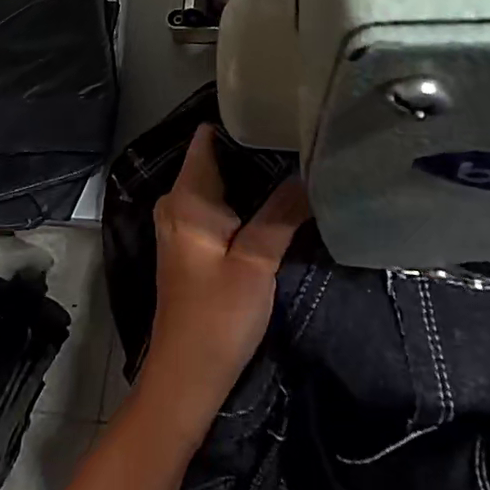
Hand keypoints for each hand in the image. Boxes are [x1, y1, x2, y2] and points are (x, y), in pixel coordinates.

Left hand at [140, 124, 310, 413]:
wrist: (187, 377)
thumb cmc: (217, 316)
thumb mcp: (256, 260)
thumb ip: (283, 212)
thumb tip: (312, 171)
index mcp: (186, 196)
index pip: (207, 137)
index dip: (239, 121)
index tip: (279, 112)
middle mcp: (177, 202)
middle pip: (216, 158)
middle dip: (254, 149)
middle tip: (299, 139)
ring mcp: (182, 223)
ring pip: (220, 182)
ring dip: (253, 176)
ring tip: (296, 163)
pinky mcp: (192, 242)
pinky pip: (220, 203)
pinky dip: (245, 198)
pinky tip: (277, 199)